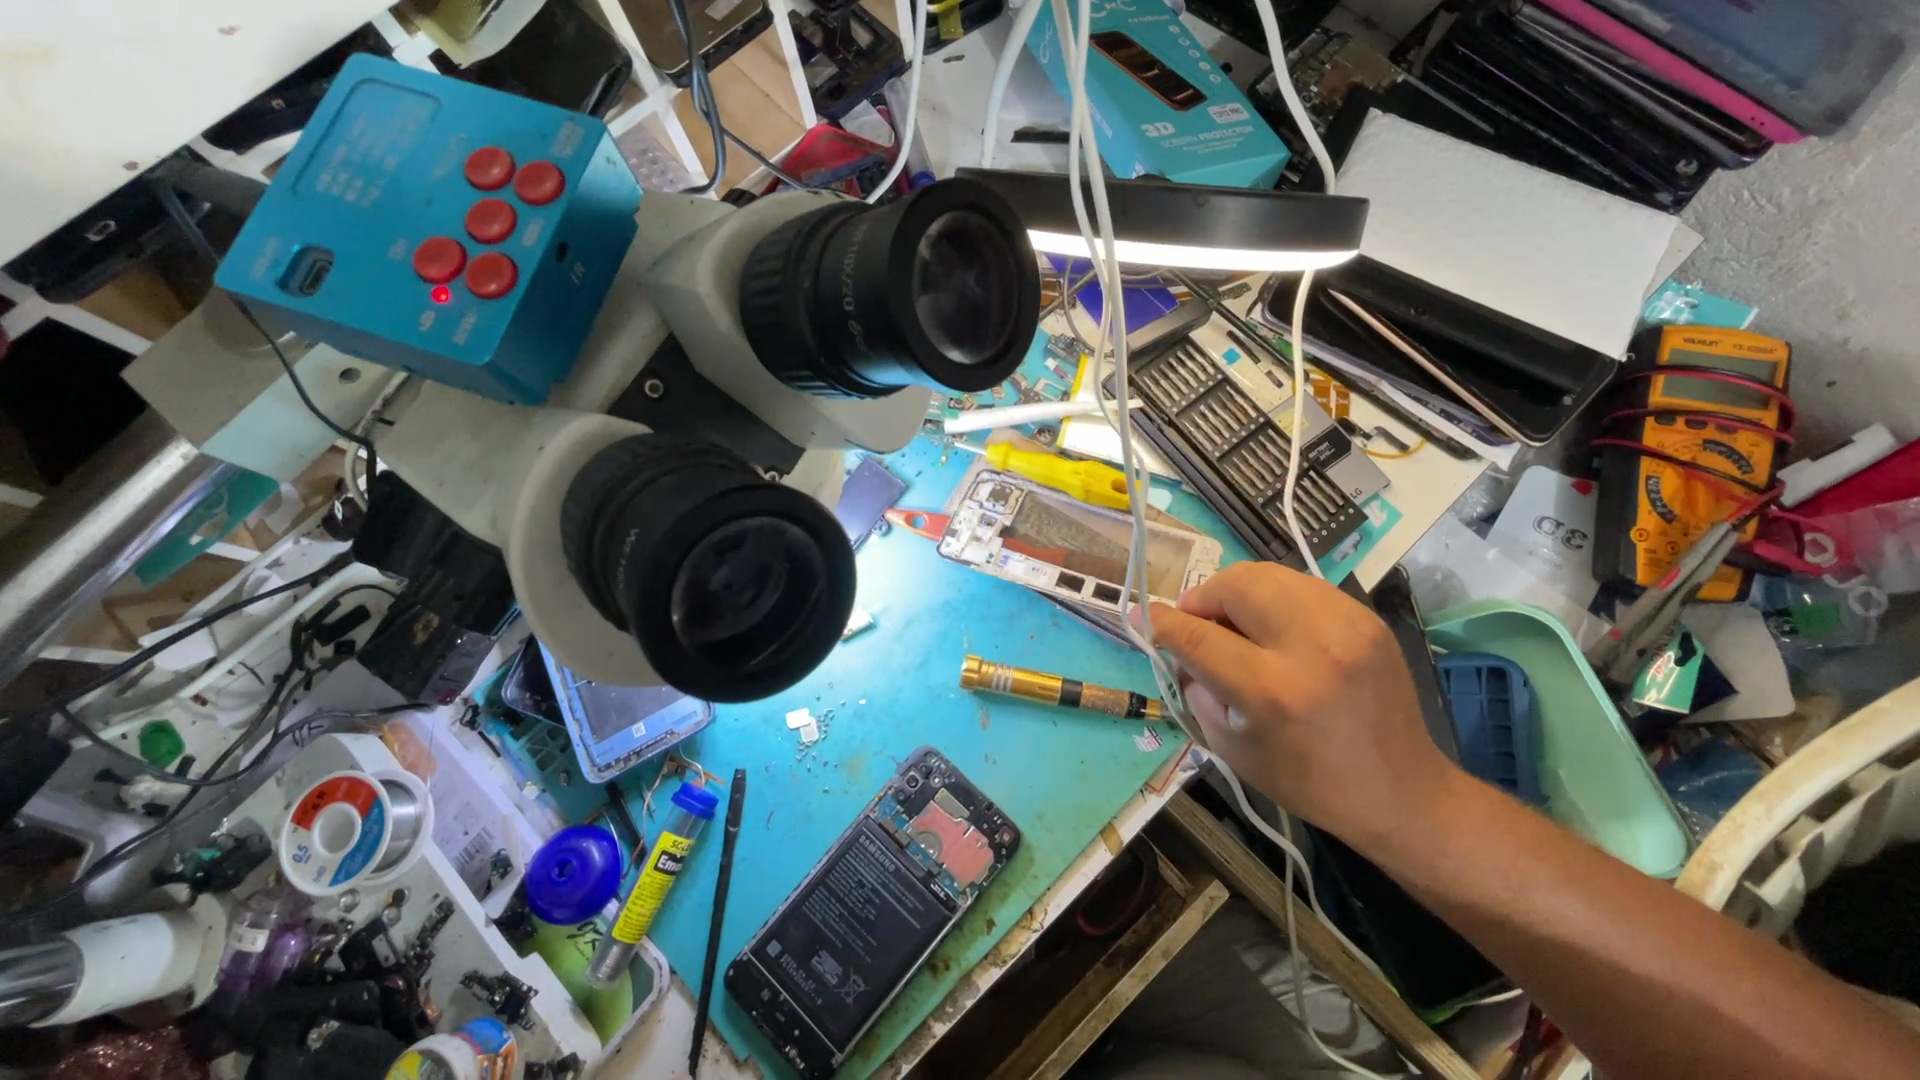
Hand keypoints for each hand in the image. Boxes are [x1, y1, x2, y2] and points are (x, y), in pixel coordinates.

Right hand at [1147, 562, 1463, 851]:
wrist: (1400, 791)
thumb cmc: (1307, 782)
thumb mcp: (1232, 748)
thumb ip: (1197, 689)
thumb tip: (1177, 646)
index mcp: (1273, 690)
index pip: (1199, 636)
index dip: (1163, 623)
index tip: (1144, 617)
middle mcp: (1311, 645)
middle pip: (1236, 585)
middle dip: (1203, 597)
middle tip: (1197, 622)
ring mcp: (1346, 624)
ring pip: (1269, 574)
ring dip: (1237, 592)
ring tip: (1234, 622)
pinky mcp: (1366, 618)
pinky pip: (1302, 586)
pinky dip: (1274, 598)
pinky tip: (1273, 627)